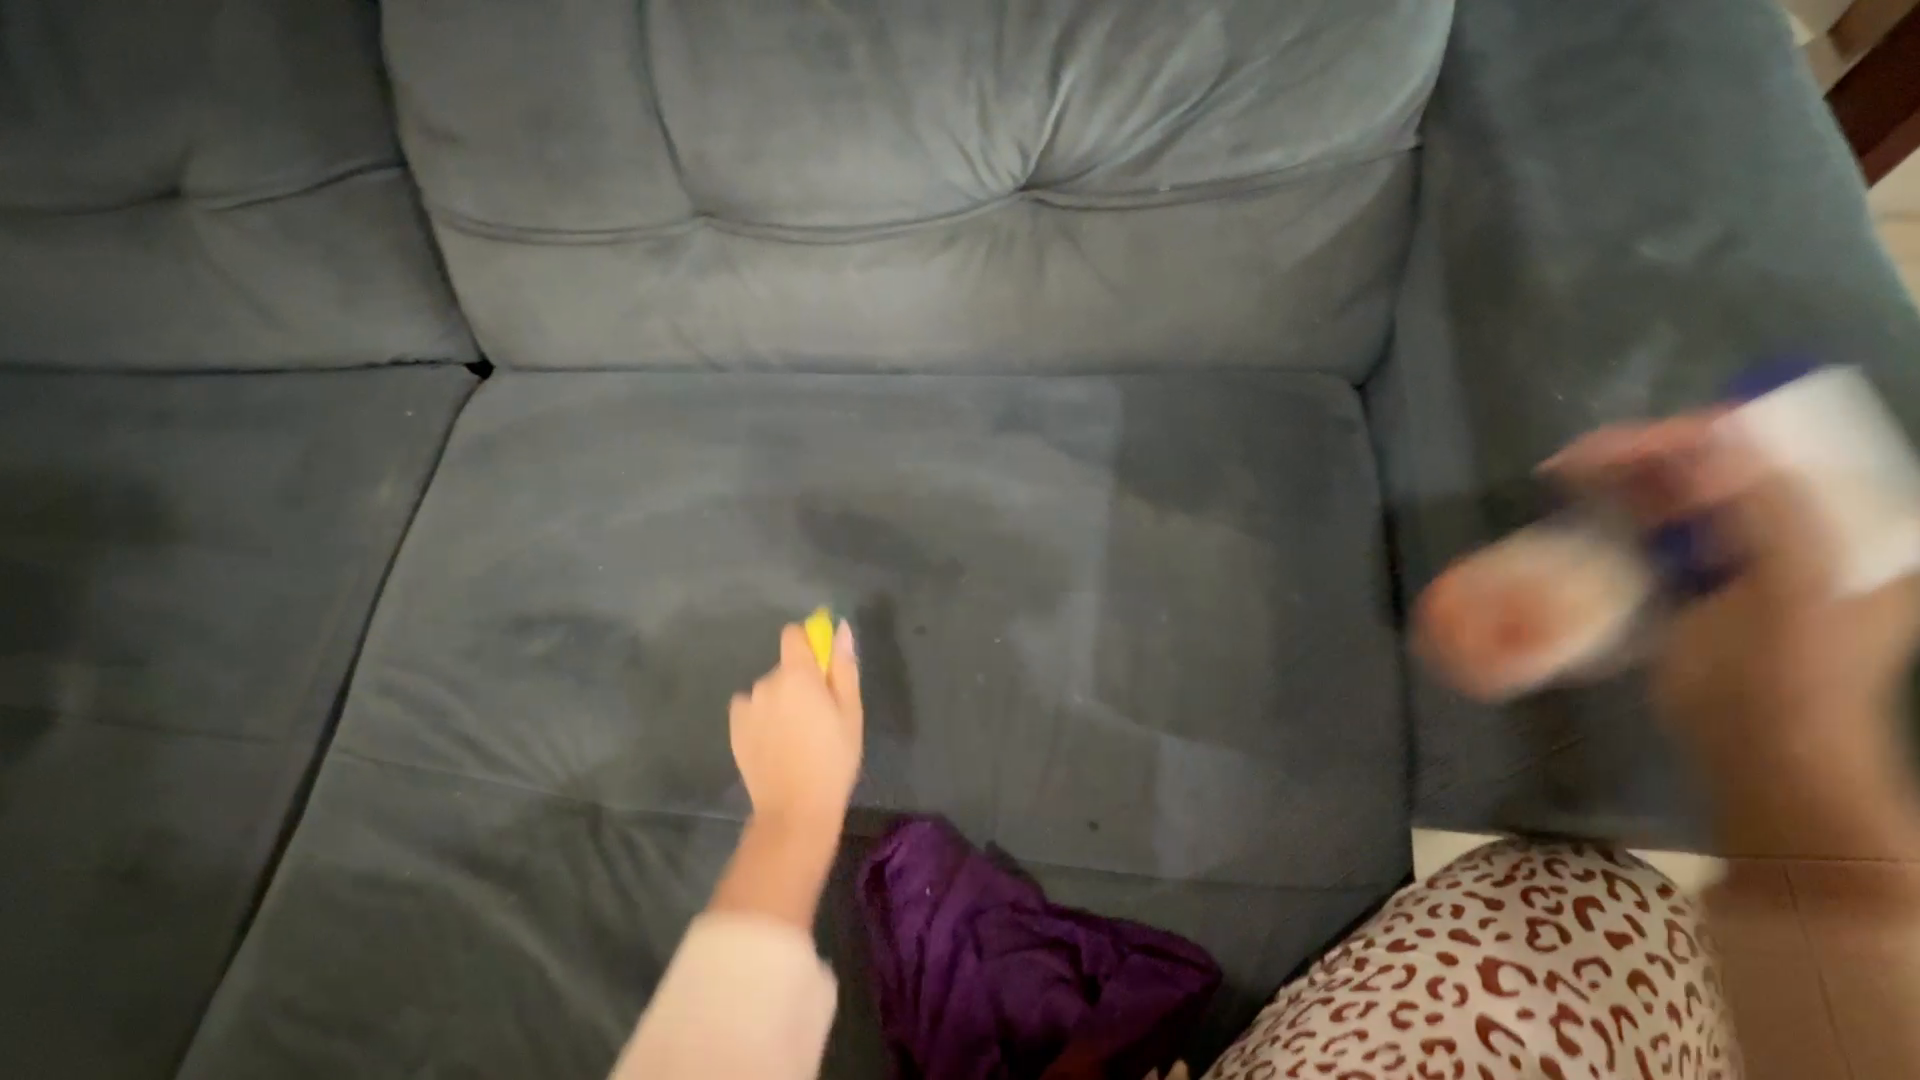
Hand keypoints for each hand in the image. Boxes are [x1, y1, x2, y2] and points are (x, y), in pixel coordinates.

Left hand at [729, 621, 862, 830]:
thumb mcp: (850, 711)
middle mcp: (766, 682)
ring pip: (768, 690)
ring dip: (781, 701)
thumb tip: (842, 629)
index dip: (808, 642)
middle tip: (819, 715)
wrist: (794, 808)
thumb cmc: (833, 758)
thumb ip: (844, 667)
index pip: (794, 634)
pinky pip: (751, 709)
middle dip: (800, 680)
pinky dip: (762, 717)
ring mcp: (746, 705)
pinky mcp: (734, 728)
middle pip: (784, 667)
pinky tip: (775, 743)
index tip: (822, 665)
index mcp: (797, 674)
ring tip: (797, 735)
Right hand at [1546, 417, 1919, 758]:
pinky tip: (1578, 490)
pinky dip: (1618, 502)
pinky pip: (1657, 522)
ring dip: (1628, 471)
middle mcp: (1806, 522)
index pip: (1784, 445)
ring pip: (1683, 488)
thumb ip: (1768, 507)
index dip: (1714, 432)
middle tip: (1588, 452)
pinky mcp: (1697, 573)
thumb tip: (1705, 440)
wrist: (1759, 749)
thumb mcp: (1800, 585)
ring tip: (1568, 465)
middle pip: (1724, 461)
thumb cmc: (1794, 674)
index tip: (1646, 442)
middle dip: (1655, 449)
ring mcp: (1747, 548)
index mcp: (1858, 519)